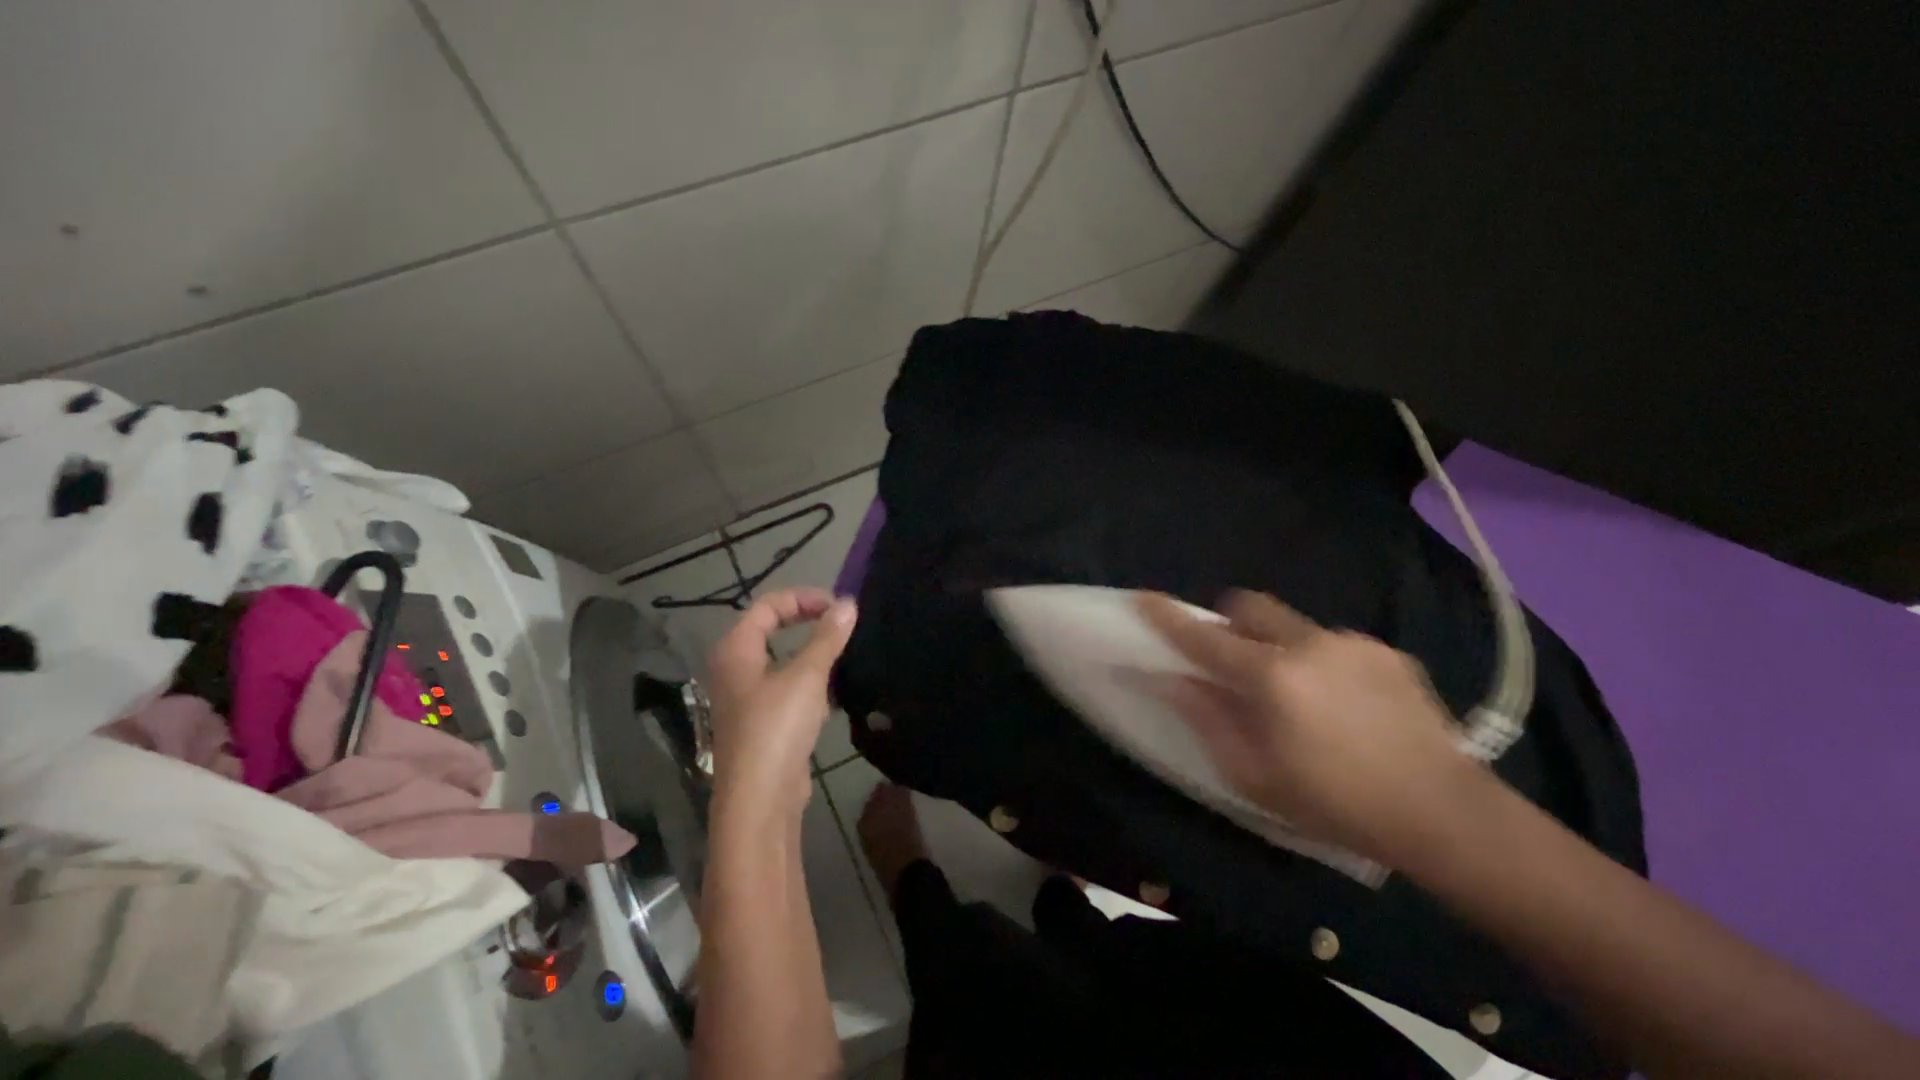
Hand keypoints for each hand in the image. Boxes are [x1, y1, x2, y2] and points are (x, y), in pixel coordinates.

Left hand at [705, 588, 857, 823]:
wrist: (760, 798)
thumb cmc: (776, 727)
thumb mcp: (806, 676)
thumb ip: (828, 638)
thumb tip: (848, 604)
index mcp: (736, 650)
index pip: (767, 605)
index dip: (803, 598)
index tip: (839, 606)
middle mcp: (736, 670)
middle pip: (772, 631)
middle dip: (811, 624)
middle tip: (846, 626)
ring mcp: (749, 700)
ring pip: (784, 663)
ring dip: (816, 656)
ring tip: (850, 655)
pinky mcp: (766, 725)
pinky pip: (791, 691)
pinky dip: (814, 685)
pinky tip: (842, 692)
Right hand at [1138, 589, 1480, 863]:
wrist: (1442, 812)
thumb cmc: (1335, 803)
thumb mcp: (1255, 777)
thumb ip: (1209, 720)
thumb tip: (1172, 682)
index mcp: (1271, 677)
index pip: (1205, 638)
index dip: (1168, 618)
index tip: (1143, 599)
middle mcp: (1309, 644)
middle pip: (1251, 607)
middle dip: (1230, 624)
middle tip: (1231, 662)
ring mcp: (1353, 644)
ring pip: (1295, 627)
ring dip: (1281, 648)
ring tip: (1301, 699)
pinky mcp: (1388, 653)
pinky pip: (1336, 645)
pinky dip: (1323, 664)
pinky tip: (1345, 708)